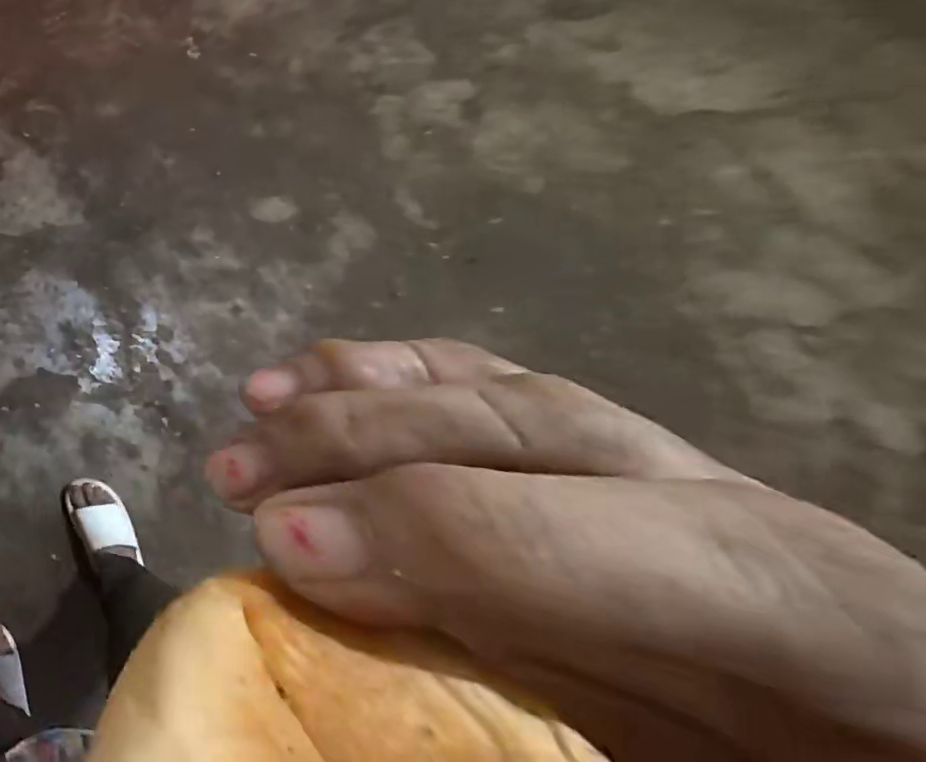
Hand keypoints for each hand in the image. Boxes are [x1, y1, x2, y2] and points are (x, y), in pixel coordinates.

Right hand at [207, 339, 925, 761]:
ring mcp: (649, 460)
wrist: (861, 737)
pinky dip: (377, 374)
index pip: (599, 547)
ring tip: (254, 413)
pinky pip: (473, 386)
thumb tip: (361, 698)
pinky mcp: (587, 449)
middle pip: (516, 432)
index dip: (429, 535)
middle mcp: (714, 503)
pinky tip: (309, 377)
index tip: (287, 547)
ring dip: (349, 397)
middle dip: (357, 449)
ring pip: (487, 390)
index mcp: (803, 614)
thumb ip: (543, 736)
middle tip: (237, 486)